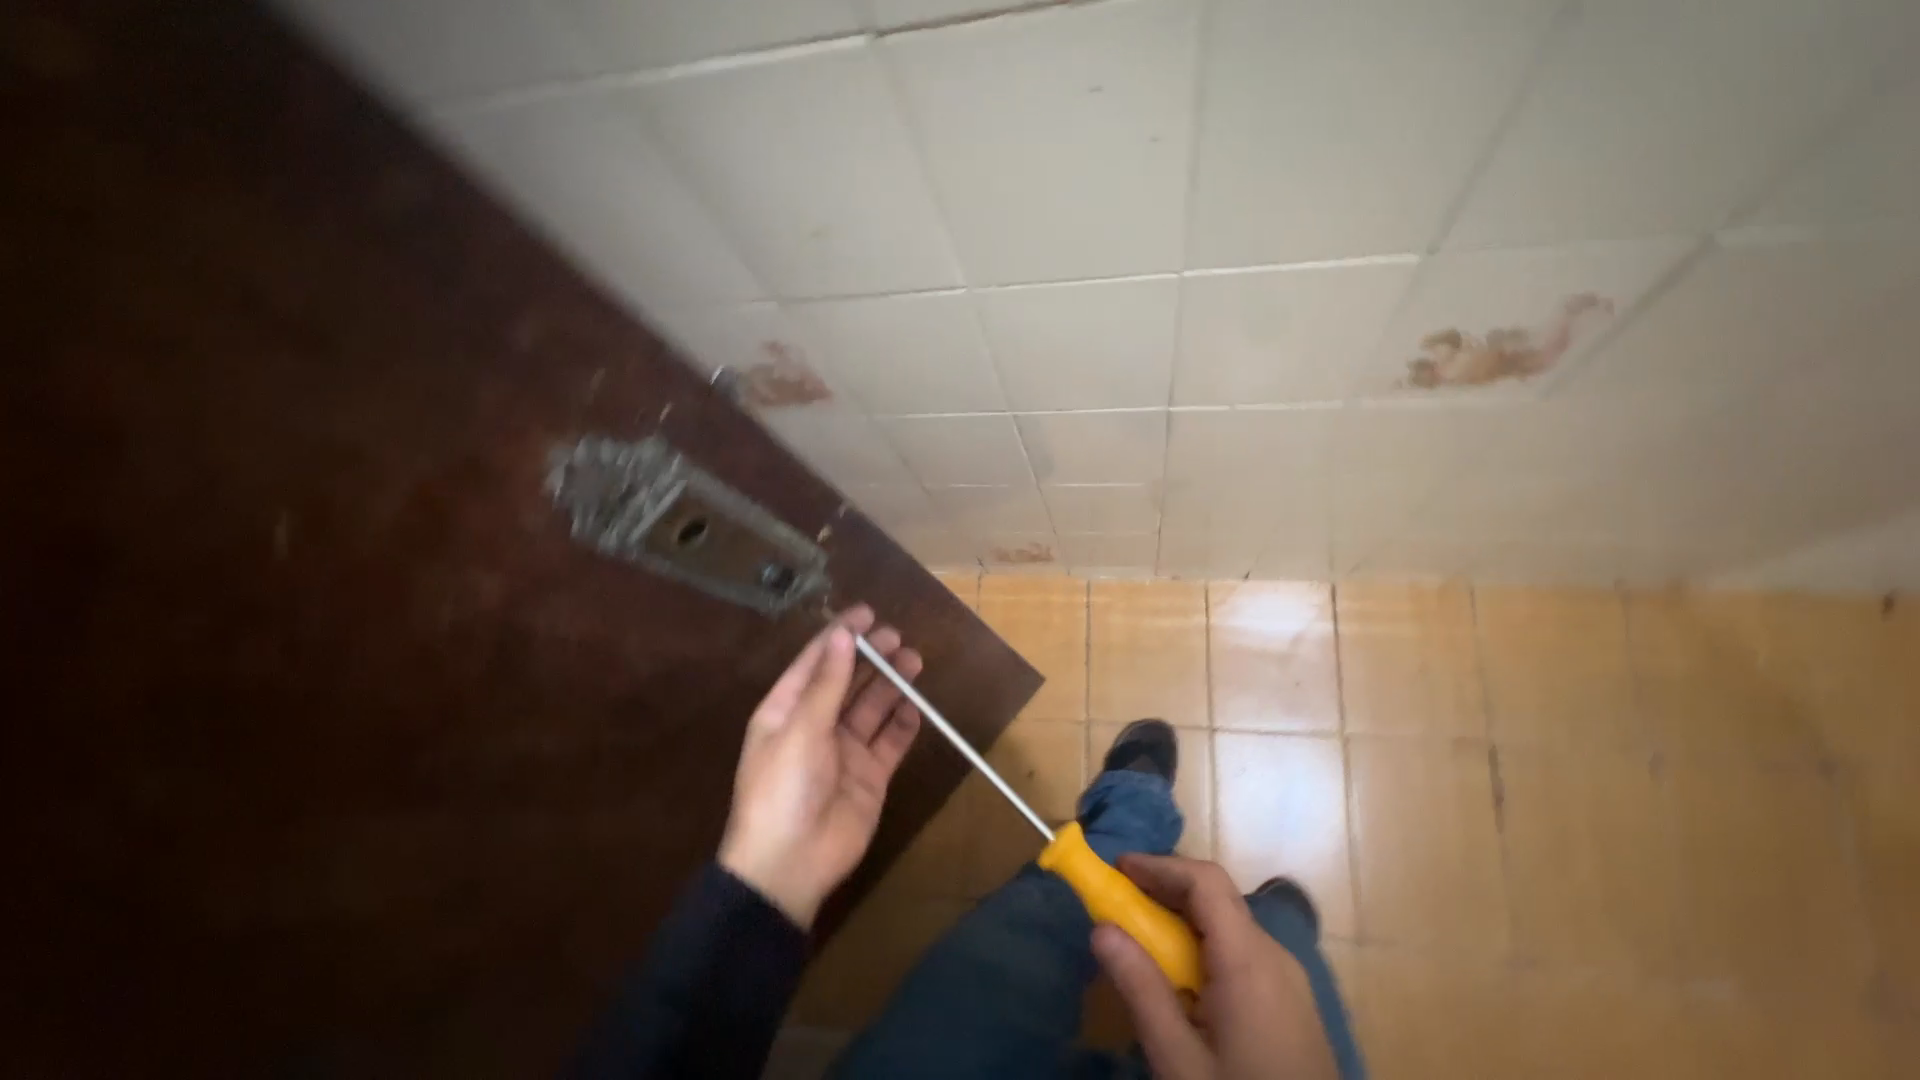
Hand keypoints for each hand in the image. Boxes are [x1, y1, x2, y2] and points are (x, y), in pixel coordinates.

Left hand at [717, 605, 921, 928]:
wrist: (790, 864)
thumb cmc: (783, 788)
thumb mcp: (800, 730)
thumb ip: (827, 684)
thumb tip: (843, 637)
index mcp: (785, 710)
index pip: (815, 663)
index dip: (840, 636)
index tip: (867, 613)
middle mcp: (815, 725)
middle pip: (847, 681)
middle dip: (871, 657)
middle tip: (897, 637)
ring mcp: (844, 751)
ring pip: (872, 708)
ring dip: (891, 684)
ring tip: (915, 660)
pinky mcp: (870, 776)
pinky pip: (890, 742)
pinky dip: (904, 723)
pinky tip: (917, 706)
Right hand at [1091, 856, 1338, 1079]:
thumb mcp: (1179, 1058)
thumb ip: (1141, 989)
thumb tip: (1100, 929)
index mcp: (1249, 960)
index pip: (1206, 881)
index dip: (1160, 865)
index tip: (1116, 869)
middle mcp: (1275, 955)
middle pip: (1218, 897)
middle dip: (1165, 888)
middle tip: (1119, 901)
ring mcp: (1288, 978)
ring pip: (1230, 923)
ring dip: (1183, 918)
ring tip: (1141, 938)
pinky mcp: (1291, 1001)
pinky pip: (1243, 951)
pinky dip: (1204, 943)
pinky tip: (1181, 975)